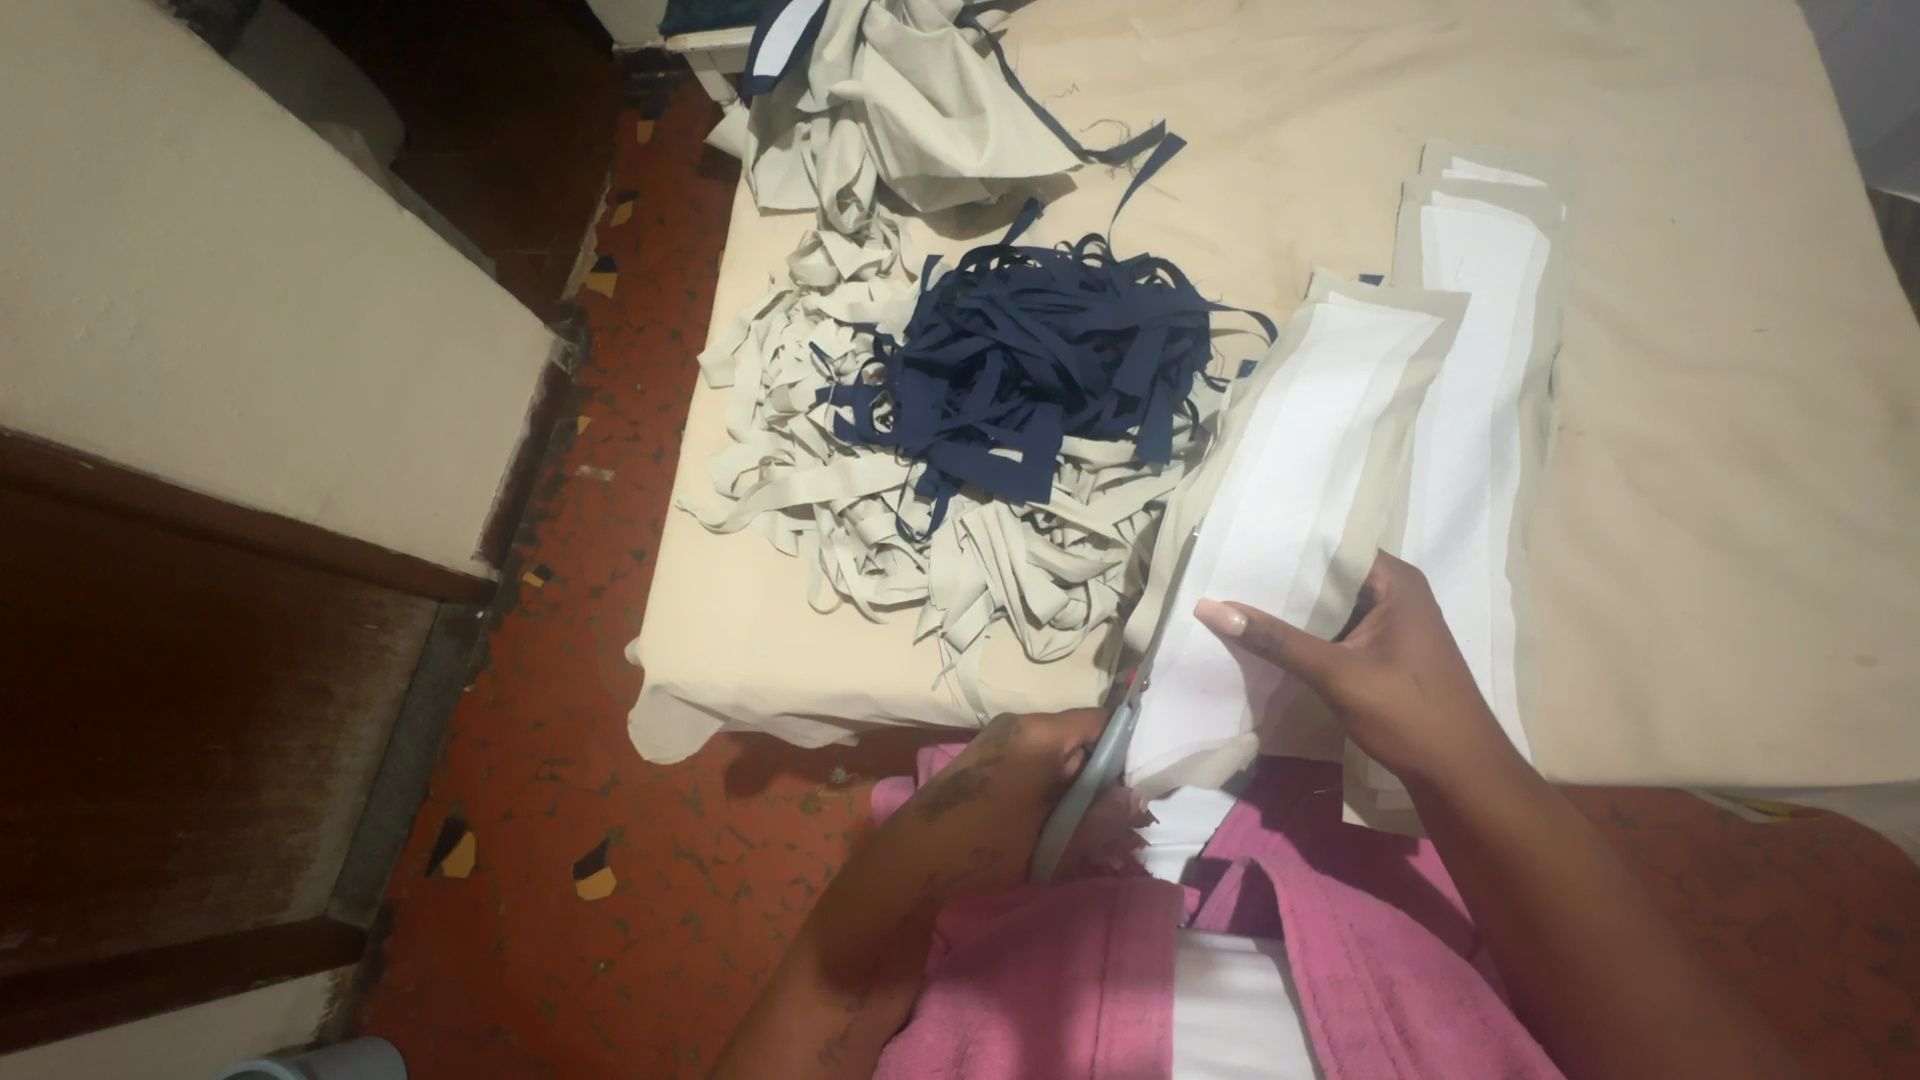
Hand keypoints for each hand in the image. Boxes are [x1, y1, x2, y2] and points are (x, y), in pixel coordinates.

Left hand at [887, 708, 1145, 895]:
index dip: (1126, 752)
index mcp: (1039, 733)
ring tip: (1096, 839)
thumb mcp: (1052, 839)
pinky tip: (1060, 832)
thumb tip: (1139, 799)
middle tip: (1125, 827)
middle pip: (1080, 743)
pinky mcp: (988, 761)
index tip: (1140, 790)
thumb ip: (1102, 819)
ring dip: (1078, 796)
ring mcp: (1000, 741)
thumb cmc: (985, 845)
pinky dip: (1052, 795)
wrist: (911, 856)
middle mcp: (1021, 726)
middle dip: (1104, 784)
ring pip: (1058, 761)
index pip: (1100, 722)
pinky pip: (1034, 769)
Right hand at [1192, 551, 1523, 787]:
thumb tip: (1211, 607)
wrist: (1461, 777)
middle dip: (1280, 578)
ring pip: (1328, 605)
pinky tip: (1264, 636)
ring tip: (1233, 597)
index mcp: (1397, 583)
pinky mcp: (1381, 651)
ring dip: (1289, 608)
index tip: (1239, 544)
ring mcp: (1389, 624)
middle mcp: (1395, 594)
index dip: (1286, 545)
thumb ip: (1276, 640)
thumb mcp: (1336, 674)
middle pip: (1327, 575)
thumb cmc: (1410, 715)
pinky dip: (1303, 632)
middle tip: (1225, 572)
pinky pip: (1334, 628)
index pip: (1333, 546)